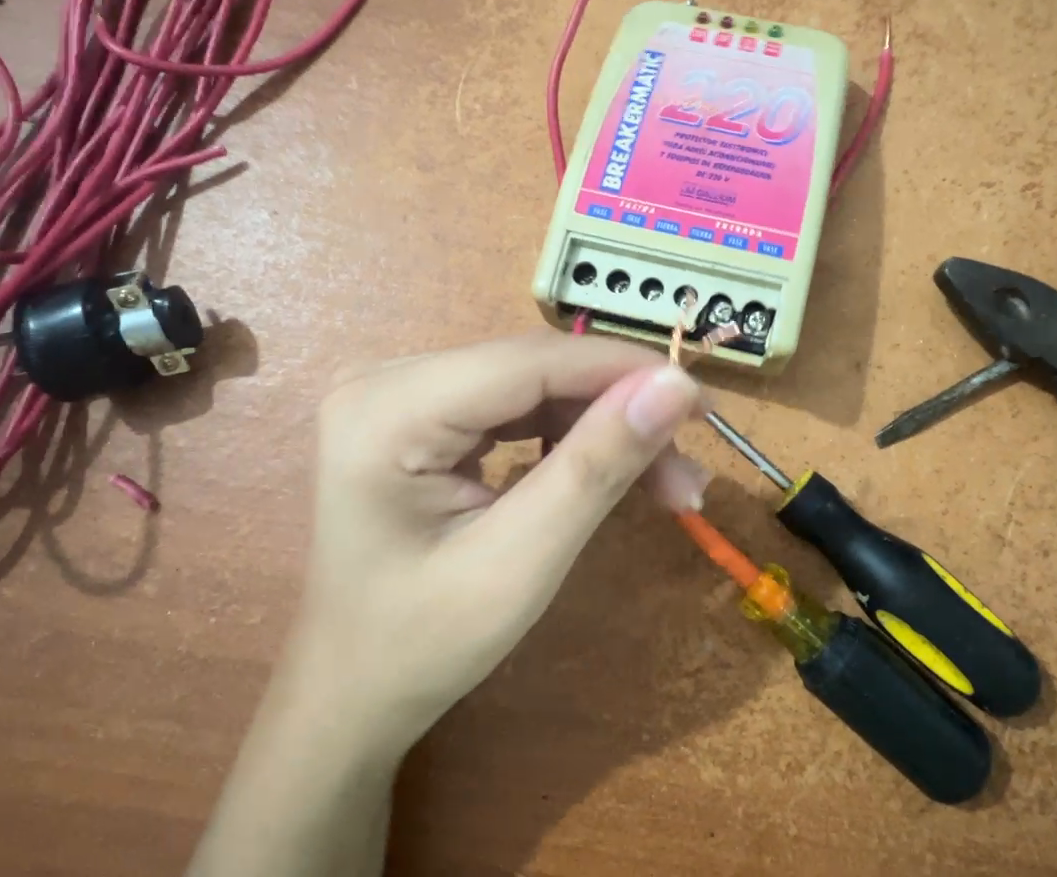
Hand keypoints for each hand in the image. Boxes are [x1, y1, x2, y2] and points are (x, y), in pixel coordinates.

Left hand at [300, 330, 708, 747]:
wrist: (353, 694)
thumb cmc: (423, 644)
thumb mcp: (520, 561)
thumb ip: (595, 466)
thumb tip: (674, 385)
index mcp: (387, 409)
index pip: (528, 362)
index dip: (622, 371)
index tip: (703, 405)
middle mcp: (384, 381)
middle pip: (532, 372)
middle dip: (616, 416)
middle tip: (688, 476)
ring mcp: (397, 396)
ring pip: (532, 388)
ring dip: (601, 430)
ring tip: (667, 487)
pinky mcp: (418, 417)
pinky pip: (512, 409)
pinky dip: (568, 440)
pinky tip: (610, 473)